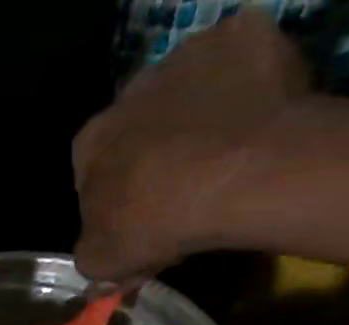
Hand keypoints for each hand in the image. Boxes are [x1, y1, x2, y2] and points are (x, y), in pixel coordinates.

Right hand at [71, 11, 310, 281]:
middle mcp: (128, 94)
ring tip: (227, 160)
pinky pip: (243, 65)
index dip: (115, 196)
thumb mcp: (103, 261)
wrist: (240, 175)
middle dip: (156, 153)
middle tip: (184, 191)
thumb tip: (99, 258)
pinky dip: (249, 89)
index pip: (93, 171)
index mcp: (89, 143)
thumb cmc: (156, 221)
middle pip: (140, 127)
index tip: (140, 218)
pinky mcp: (241, 41)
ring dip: (199, 121)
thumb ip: (93, 254)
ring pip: (189, 95)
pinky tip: (259, 121)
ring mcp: (185, 61)